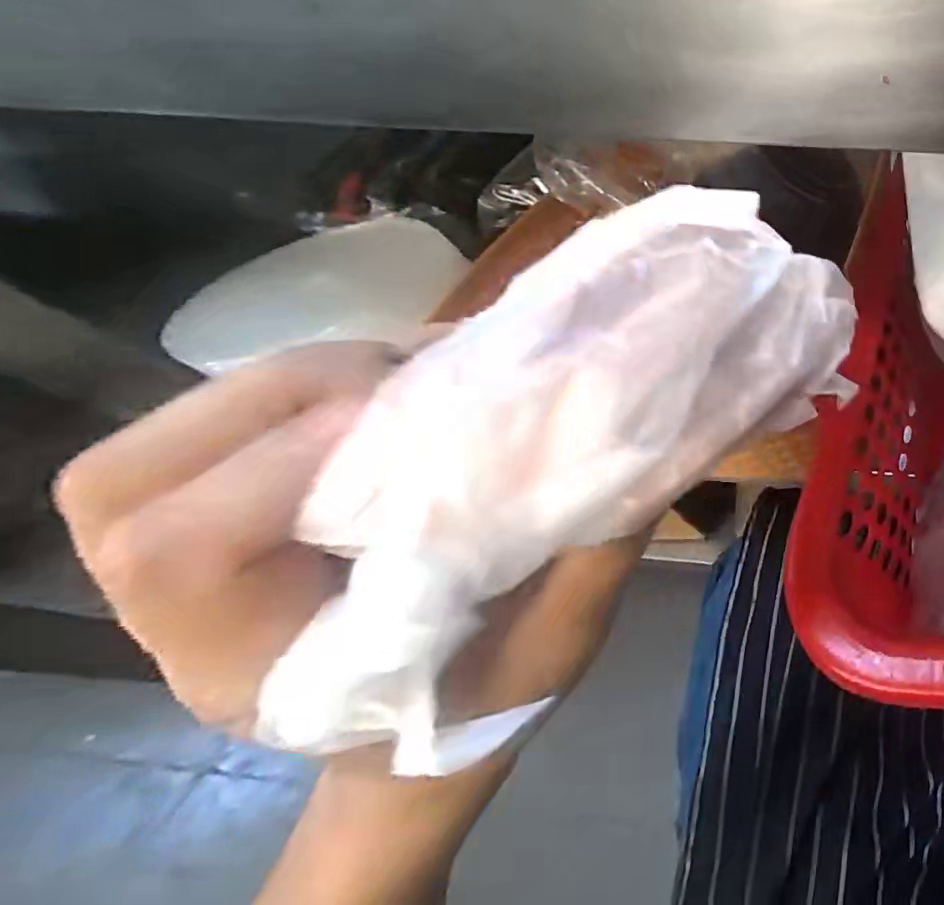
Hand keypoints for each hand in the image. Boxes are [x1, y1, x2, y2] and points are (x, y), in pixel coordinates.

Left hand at [55, 340, 644, 742]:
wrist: (422, 737)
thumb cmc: (490, 702)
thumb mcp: (559, 641)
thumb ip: (591, 554)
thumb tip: (634, 449)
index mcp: (257, 668)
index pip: (187, 550)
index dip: (292, 460)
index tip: (420, 417)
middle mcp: (180, 619)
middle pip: (137, 482)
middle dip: (292, 397)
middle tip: (419, 376)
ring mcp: (183, 567)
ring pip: (168, 441)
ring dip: (299, 383)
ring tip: (412, 376)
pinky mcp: (222, 518)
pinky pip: (219, 430)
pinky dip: (303, 391)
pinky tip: (390, 394)